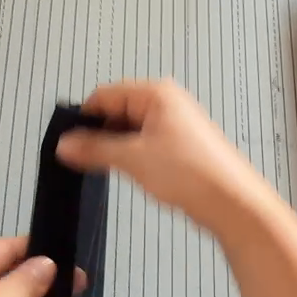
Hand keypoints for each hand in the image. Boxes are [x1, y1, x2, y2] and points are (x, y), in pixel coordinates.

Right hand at [57, 79, 264, 230]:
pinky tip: (130, 173)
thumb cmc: (186, 172)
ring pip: (131, 128)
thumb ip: (94, 149)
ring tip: (104, 170)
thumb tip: (63, 144)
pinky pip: (146, 141)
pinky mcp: (182, 144)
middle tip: (81, 160)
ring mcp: (176, 123)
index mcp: (155, 93)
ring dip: (116, 146)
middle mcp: (166, 101)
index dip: (83, 117)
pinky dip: (133, 154)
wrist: (234, 203)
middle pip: (118, 110)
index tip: (66, 143)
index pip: (104, 95)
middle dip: (99, 133)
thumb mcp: (132, 158)